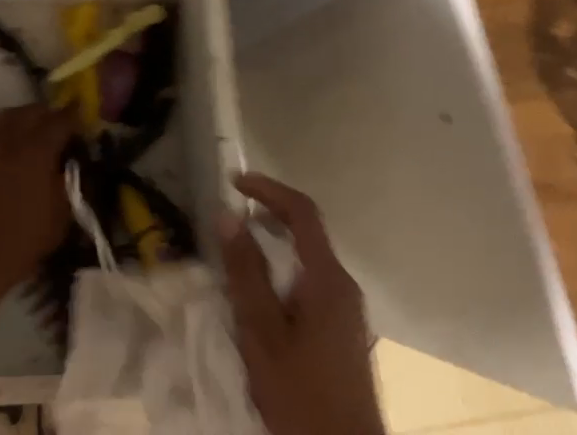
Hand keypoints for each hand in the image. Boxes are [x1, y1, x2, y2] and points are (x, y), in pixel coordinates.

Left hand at [0, 104, 73, 291]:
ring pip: (5, 115)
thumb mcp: (62, 214)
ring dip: (21, 117)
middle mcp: (10, 139)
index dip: (73, 115)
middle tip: (57, 125)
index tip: (81, 113)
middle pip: (32, 112)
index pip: (60, 120)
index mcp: (38, 151)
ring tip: (28, 128)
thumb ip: (68, 181)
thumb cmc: (25, 240)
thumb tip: (70, 163)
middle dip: (48, 114)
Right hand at [222, 172, 384, 434]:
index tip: (234, 182)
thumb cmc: (300, 392)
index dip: (268, 189)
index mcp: (328, 279)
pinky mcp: (344, 331)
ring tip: (237, 256)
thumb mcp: (261, 332)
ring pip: (308, 261)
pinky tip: (260, 297)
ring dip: (274, 248)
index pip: (303, 213)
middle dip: (268, 217)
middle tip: (229, 219)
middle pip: (308, 234)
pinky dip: (284, 274)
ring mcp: (349, 310)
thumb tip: (228, 215)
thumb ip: (245, 272)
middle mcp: (345, 286)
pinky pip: (312, 284)